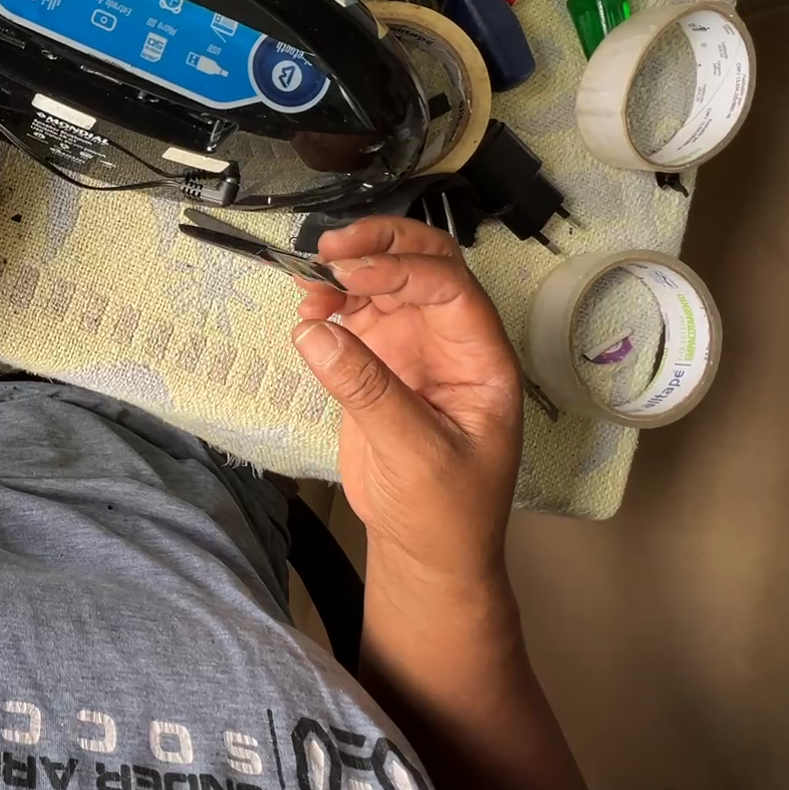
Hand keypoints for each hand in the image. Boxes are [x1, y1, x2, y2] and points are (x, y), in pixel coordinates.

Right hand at [290, 217, 522, 591]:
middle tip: (331, 246)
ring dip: (346, 272)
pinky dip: (328, 302)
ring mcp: (411, 348)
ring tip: (307, 284)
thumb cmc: (444, 509)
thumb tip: (313, 331)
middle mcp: (448, 340)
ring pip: (382, 282)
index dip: (400, 269)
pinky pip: (352, 314)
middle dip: (381, 243)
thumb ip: (366, 389)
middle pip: (425, 263)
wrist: (424, 546)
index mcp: (481, 357)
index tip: (348, 273)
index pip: (448, 287)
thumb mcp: (414, 453)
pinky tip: (308, 311)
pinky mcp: (377, 361)